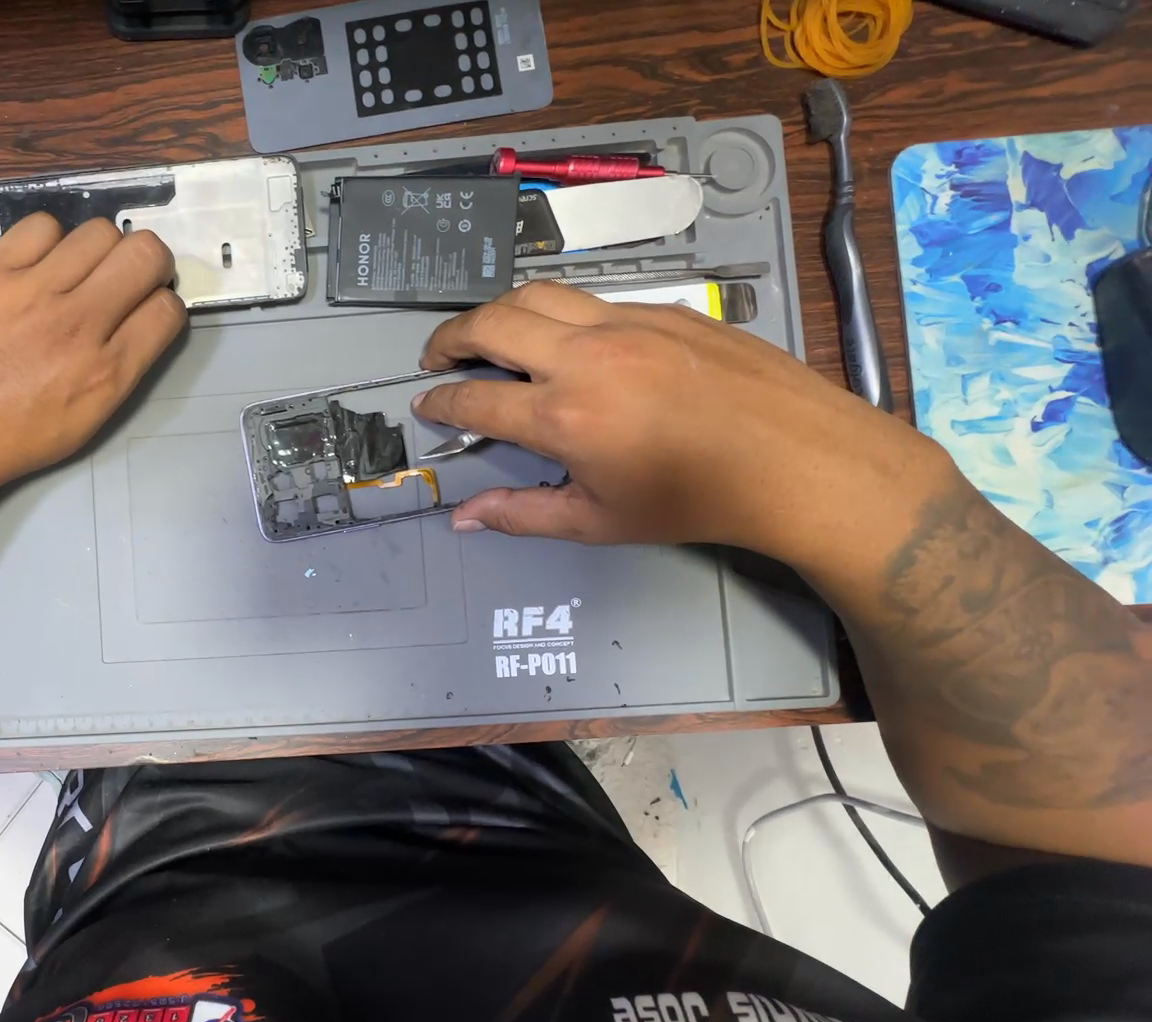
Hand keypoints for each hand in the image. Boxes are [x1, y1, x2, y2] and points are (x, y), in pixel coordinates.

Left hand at [0, 214, 185, 504]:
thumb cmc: (9, 439)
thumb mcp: (84, 424)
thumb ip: (120, 371)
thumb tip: (139, 324)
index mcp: (106, 373)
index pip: (167, 311)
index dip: (165, 306)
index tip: (149, 310)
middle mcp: (78, 325)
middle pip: (146, 254)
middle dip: (151, 264)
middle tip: (130, 279)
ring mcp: (33, 292)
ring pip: (100, 232)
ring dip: (102, 250)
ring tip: (80, 272)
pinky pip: (41, 226)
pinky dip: (50, 240)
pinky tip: (39, 264)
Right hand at [411, 283, 957, 566]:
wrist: (800, 462)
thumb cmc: (695, 501)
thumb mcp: (596, 521)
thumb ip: (519, 513)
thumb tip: (463, 517)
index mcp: (564, 417)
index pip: (473, 398)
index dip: (439, 401)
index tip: (427, 403)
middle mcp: (585, 358)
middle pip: (491, 323)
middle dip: (449, 338)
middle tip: (437, 357)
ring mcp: (626, 324)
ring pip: (536, 294)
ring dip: (497, 312)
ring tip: (487, 335)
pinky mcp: (662, 311)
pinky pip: (588, 299)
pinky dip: (554, 313)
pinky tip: (562, 340)